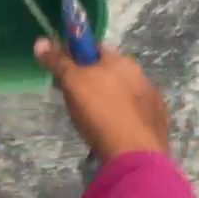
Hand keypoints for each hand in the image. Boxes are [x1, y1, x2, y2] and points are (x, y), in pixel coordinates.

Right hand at [34, 38, 170, 162]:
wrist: (134, 156)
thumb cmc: (100, 110)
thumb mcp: (70, 81)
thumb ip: (57, 60)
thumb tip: (41, 41)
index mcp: (123, 62)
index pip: (94, 47)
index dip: (75, 55)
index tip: (63, 69)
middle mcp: (142, 77)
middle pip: (107, 71)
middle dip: (89, 78)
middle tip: (72, 94)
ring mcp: (153, 103)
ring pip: (120, 93)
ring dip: (106, 97)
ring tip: (89, 115)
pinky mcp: (157, 125)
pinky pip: (132, 112)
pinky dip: (120, 115)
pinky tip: (109, 128)